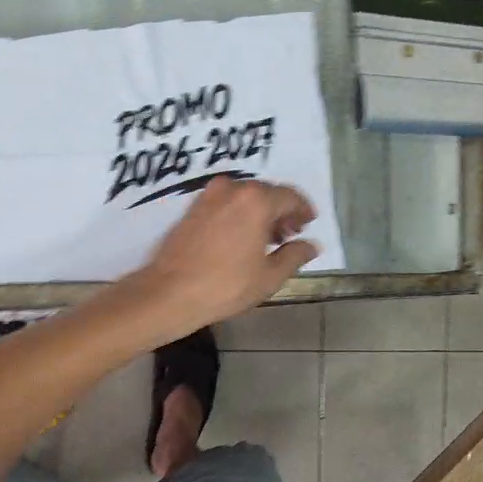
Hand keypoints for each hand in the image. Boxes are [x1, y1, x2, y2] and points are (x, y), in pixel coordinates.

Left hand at [125, 176, 317, 337]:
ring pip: (245, 197)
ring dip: (261, 213)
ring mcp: (209, 196)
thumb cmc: (226, 286)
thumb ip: (294, 256)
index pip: (289, 196)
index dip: (303, 210)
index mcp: (256, 200)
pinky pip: (227, 203)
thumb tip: (311, 246)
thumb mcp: (269, 276)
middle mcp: (232, 188)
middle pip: (266, 193)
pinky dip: (240, 215)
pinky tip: (243, 239)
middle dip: (282, 212)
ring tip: (268, 240)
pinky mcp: (193, 208)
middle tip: (290, 235)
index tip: (309, 223)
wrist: (170, 292)